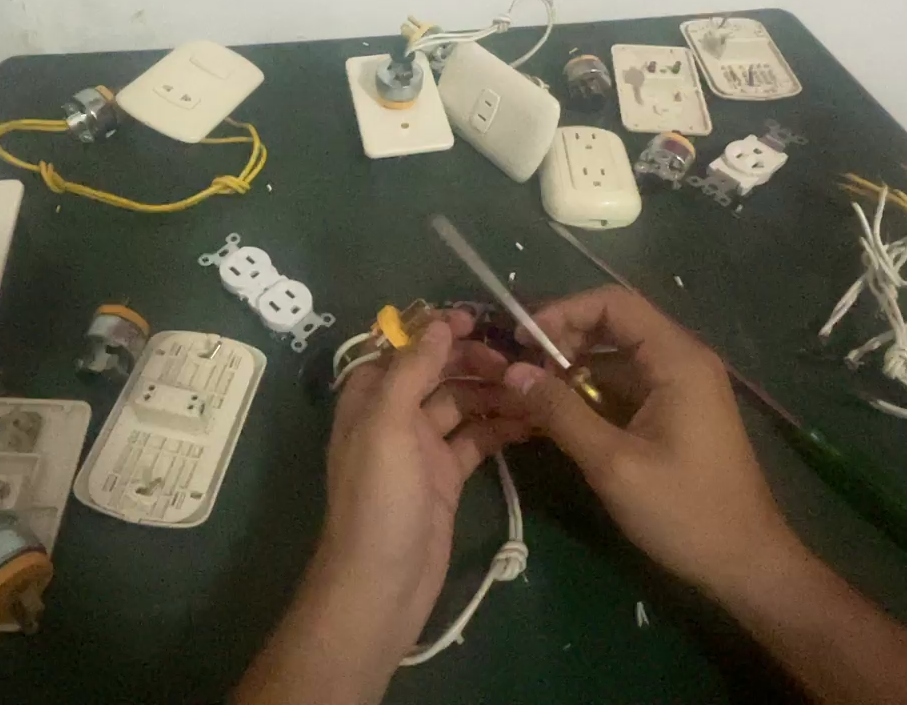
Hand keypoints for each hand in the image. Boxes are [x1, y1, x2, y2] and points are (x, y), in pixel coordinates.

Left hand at [316, 309, 529, 657]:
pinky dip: (499, 427)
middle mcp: (395, 414)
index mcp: (371, 396)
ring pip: (462, 403)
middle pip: (438, 372)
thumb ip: (412, 371)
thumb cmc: (379, 499)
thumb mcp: (388, 426)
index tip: (479, 320)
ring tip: (534, 389)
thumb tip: (437, 324)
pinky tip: (530, 421)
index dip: (438, 330)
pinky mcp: (446, 475)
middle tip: (517, 361)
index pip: (405, 347)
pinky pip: (476, 438)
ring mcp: (422, 445)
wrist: (382, 587)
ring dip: (493, 392)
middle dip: (474, 361)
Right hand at [501, 285, 800, 595]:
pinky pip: (622, 378)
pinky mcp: (673, 407)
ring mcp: (679, 382)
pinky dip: (588, 385)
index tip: (522, 340)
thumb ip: (560, 412)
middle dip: (563, 337)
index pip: (612, 302)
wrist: (748, 567)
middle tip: (523, 368)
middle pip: (612, 321)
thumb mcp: (613, 464)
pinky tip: (559, 409)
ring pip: (613, 351)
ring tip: (532, 389)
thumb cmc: (686, 512)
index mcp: (676, 358)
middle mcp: (681, 358)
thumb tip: (512, 372)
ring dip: (572, 363)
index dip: (562, 311)